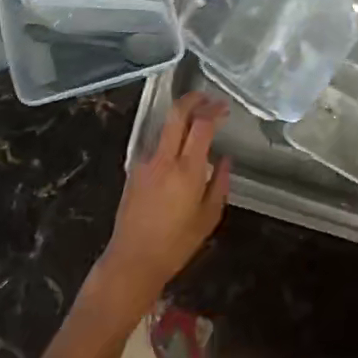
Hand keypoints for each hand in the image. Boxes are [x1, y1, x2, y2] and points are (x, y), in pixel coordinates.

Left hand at [95, 92, 231, 310]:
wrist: (133, 260)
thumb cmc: (176, 244)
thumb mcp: (208, 218)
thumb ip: (219, 184)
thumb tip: (224, 160)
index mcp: (186, 170)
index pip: (201, 125)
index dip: (214, 110)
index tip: (224, 107)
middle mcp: (164, 159)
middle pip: (176, 114)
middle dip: (193, 99)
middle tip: (208, 97)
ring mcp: (145, 162)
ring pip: (164, 127)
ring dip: (181, 117)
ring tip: (197, 119)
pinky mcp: (134, 170)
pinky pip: (156, 145)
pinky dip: (170, 137)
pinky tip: (179, 148)